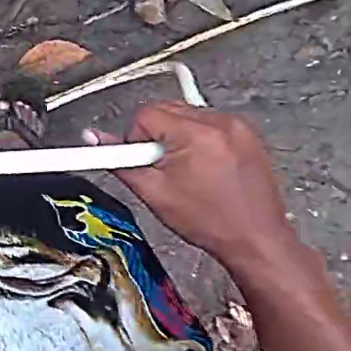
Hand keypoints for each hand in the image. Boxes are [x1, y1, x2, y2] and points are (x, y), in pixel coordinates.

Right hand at [85, 101, 301, 272]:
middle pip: (164, 109)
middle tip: (160, 166)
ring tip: (182, 169)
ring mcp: (237, 128)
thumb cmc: (211, 222)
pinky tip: (198, 166)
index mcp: (196, 135)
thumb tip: (95, 139)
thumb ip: (117, 159)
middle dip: (153, 135)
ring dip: (174, 136)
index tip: (140, 159)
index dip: (134, 138)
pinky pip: (206, 123)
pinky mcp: (246, 135)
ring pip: (183, 114)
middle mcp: (221, 124)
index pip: (145, 114)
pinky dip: (195, 138)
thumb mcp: (151, 191)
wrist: (256, 241)